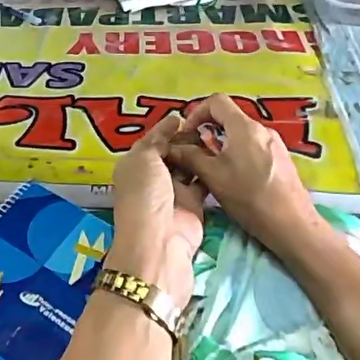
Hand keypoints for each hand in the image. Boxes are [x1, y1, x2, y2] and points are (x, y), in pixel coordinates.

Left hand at [110, 112, 203, 310]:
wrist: (160, 244)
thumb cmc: (146, 197)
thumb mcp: (144, 160)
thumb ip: (157, 140)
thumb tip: (172, 121)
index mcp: (134, 165)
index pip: (151, 141)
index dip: (167, 129)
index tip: (187, 115)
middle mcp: (152, 178)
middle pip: (171, 153)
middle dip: (186, 139)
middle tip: (210, 125)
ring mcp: (173, 192)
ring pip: (188, 167)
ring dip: (200, 154)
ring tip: (220, 137)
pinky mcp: (193, 205)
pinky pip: (202, 183)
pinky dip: (211, 172)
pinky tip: (225, 157)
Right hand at [165, 94, 323, 253]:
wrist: (293, 225)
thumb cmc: (250, 198)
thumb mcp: (213, 177)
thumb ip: (190, 157)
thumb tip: (173, 147)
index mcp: (244, 128)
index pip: (216, 101)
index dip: (197, 112)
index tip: (188, 133)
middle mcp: (262, 129)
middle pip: (229, 117)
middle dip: (207, 131)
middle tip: (194, 152)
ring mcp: (274, 143)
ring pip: (240, 134)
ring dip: (221, 144)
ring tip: (211, 167)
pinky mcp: (281, 158)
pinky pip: (252, 146)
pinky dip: (237, 153)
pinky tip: (233, 177)